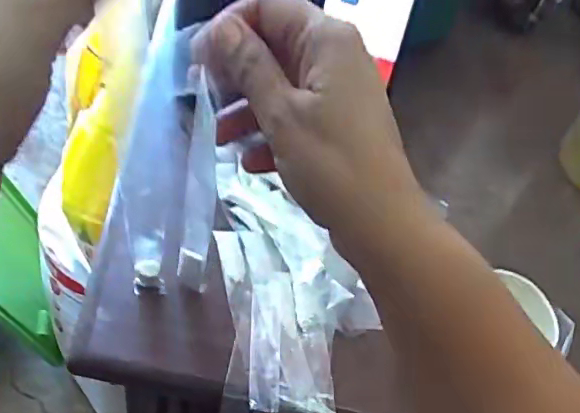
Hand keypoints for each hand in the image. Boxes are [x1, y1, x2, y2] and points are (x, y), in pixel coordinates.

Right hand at [198, 0, 430, 255]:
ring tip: (219, 140)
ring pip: (283, 90)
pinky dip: (273, 137)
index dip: (229, 28)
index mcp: (325, 40)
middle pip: (274, 49)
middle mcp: (335, 58)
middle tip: (203, 102)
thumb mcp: (283, 116)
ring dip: (248, 112)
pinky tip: (251, 163)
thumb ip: (250, 68)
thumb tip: (221, 29)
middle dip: (236, 75)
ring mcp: (340, 97)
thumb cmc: (332, 166)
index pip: (268, 8)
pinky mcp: (339, 133)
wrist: (381, 224)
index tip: (198, 61)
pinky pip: (298, 122)